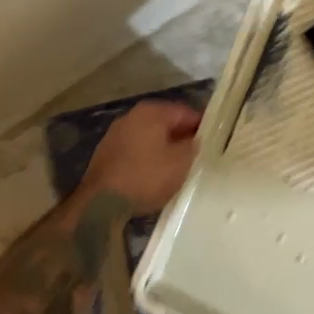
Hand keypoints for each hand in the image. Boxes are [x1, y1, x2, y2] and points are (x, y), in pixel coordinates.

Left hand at [79, 100, 202, 212]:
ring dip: (164, 146)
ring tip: (178, 166)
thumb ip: (192, 146)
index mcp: (152, 111)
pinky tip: (154, 173)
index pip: (185, 111)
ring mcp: (116, 133)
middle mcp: (132, 115)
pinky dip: (147, 156)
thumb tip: (195, 140)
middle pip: (165, 122)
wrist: (101, 202)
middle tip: (197, 154)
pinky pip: (135, 148)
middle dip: (182, 136)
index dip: (201, 125)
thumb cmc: (146, 177)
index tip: (213, 140)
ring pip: (149, 135)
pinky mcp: (106, 152)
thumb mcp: (180, 163)